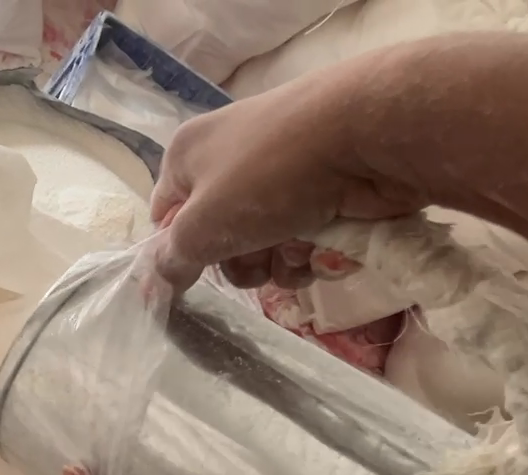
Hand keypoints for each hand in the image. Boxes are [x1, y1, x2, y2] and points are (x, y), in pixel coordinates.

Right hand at [149, 46, 425, 291]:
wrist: (375, 132)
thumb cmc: (268, 176)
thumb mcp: (198, 230)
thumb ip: (169, 263)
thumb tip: (153, 288)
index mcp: (189, 154)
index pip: (163, 217)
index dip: (175, 250)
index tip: (191, 274)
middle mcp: (229, 157)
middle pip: (215, 238)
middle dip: (235, 263)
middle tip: (252, 261)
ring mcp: (279, 170)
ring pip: (260, 244)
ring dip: (274, 264)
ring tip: (296, 254)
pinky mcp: (323, 184)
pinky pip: (300, 237)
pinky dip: (308, 253)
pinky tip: (321, 250)